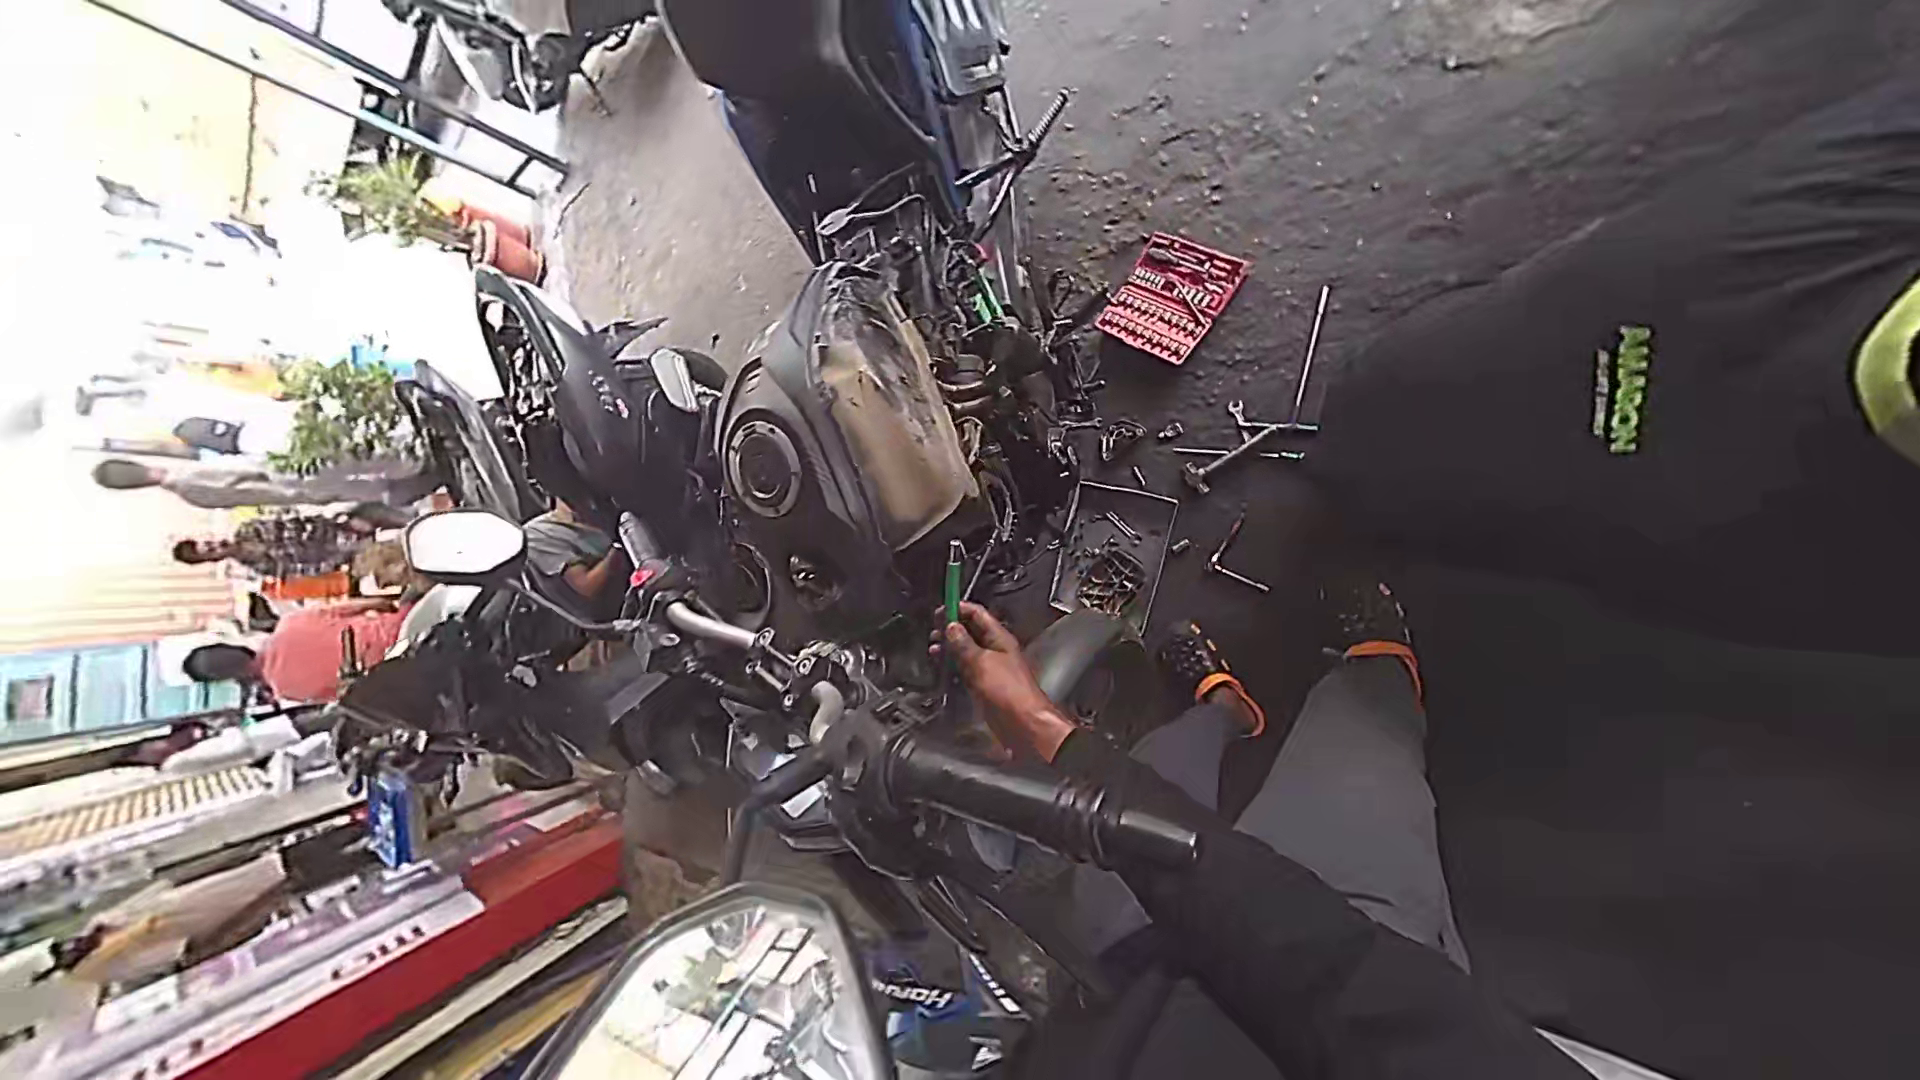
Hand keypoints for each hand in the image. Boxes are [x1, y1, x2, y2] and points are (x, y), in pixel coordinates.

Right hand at [938, 602, 1074, 760]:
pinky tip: (941, 665)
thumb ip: (964, 644)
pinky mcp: (983, 684)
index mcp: (999, 638)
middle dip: (951, 628)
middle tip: (933, 630)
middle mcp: (995, 649)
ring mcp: (989, 667)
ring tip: (934, 647)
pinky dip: (953, 664)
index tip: (940, 611)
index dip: (958, 609)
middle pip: (970, 630)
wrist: (1023, 724)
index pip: (977, 614)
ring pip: (966, 649)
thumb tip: (951, 626)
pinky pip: (965, 668)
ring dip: (950, 646)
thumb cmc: (1008, 691)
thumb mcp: (982, 662)